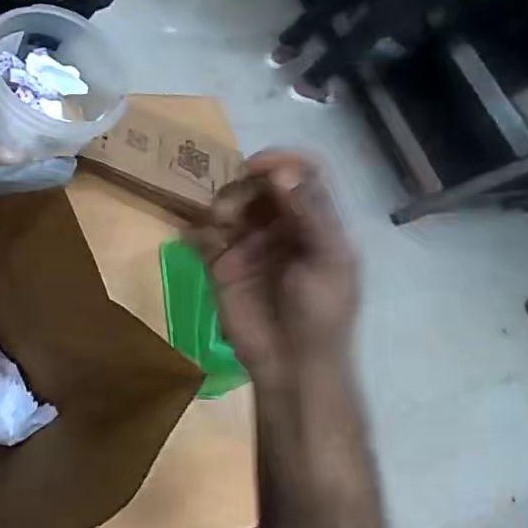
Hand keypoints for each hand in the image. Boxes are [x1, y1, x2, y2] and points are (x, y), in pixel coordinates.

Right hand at [190, 152, 359, 383]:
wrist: (292, 366)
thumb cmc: (322, 316)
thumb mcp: (329, 261)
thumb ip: (312, 213)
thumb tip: (283, 170)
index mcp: (315, 221)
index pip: (301, 173)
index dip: (281, 162)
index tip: (256, 167)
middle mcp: (281, 225)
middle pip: (258, 183)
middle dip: (244, 187)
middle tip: (235, 207)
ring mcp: (248, 243)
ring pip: (229, 203)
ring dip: (221, 205)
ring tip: (220, 225)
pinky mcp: (220, 263)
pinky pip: (203, 235)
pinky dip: (197, 230)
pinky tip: (199, 238)